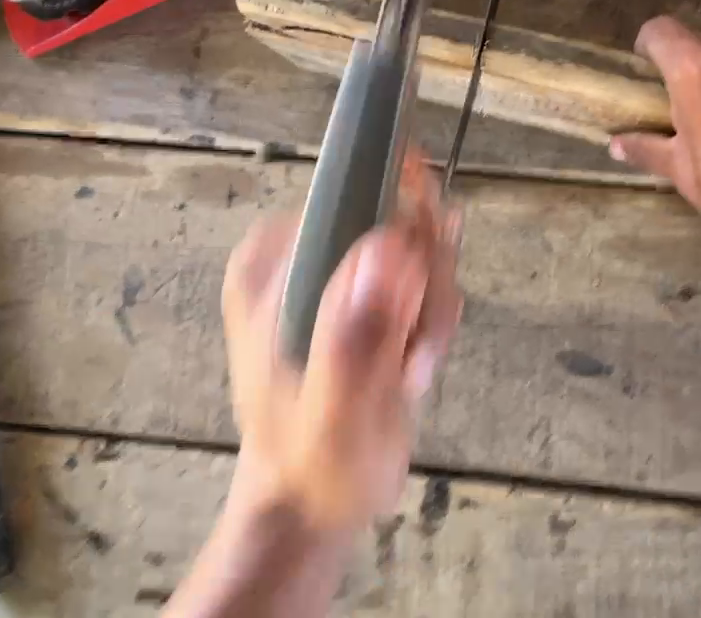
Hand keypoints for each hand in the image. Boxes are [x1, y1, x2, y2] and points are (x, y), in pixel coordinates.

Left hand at [219, 156, 461, 534]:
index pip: (362, 200)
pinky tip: (410, 366)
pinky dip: (431, 320)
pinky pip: (424, 272)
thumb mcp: (328, 416)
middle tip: (411, 359)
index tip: (418, 312)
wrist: (312, 500)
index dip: (410, 244)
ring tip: (406, 372)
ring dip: (431, 312)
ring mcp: (333, 265)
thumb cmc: (310, 469)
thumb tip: (385, 247)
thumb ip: (351, 338)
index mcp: (269, 264)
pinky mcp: (360, 285)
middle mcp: (298, 249)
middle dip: (426, 291)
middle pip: (400, 218)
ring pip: (421, 247)